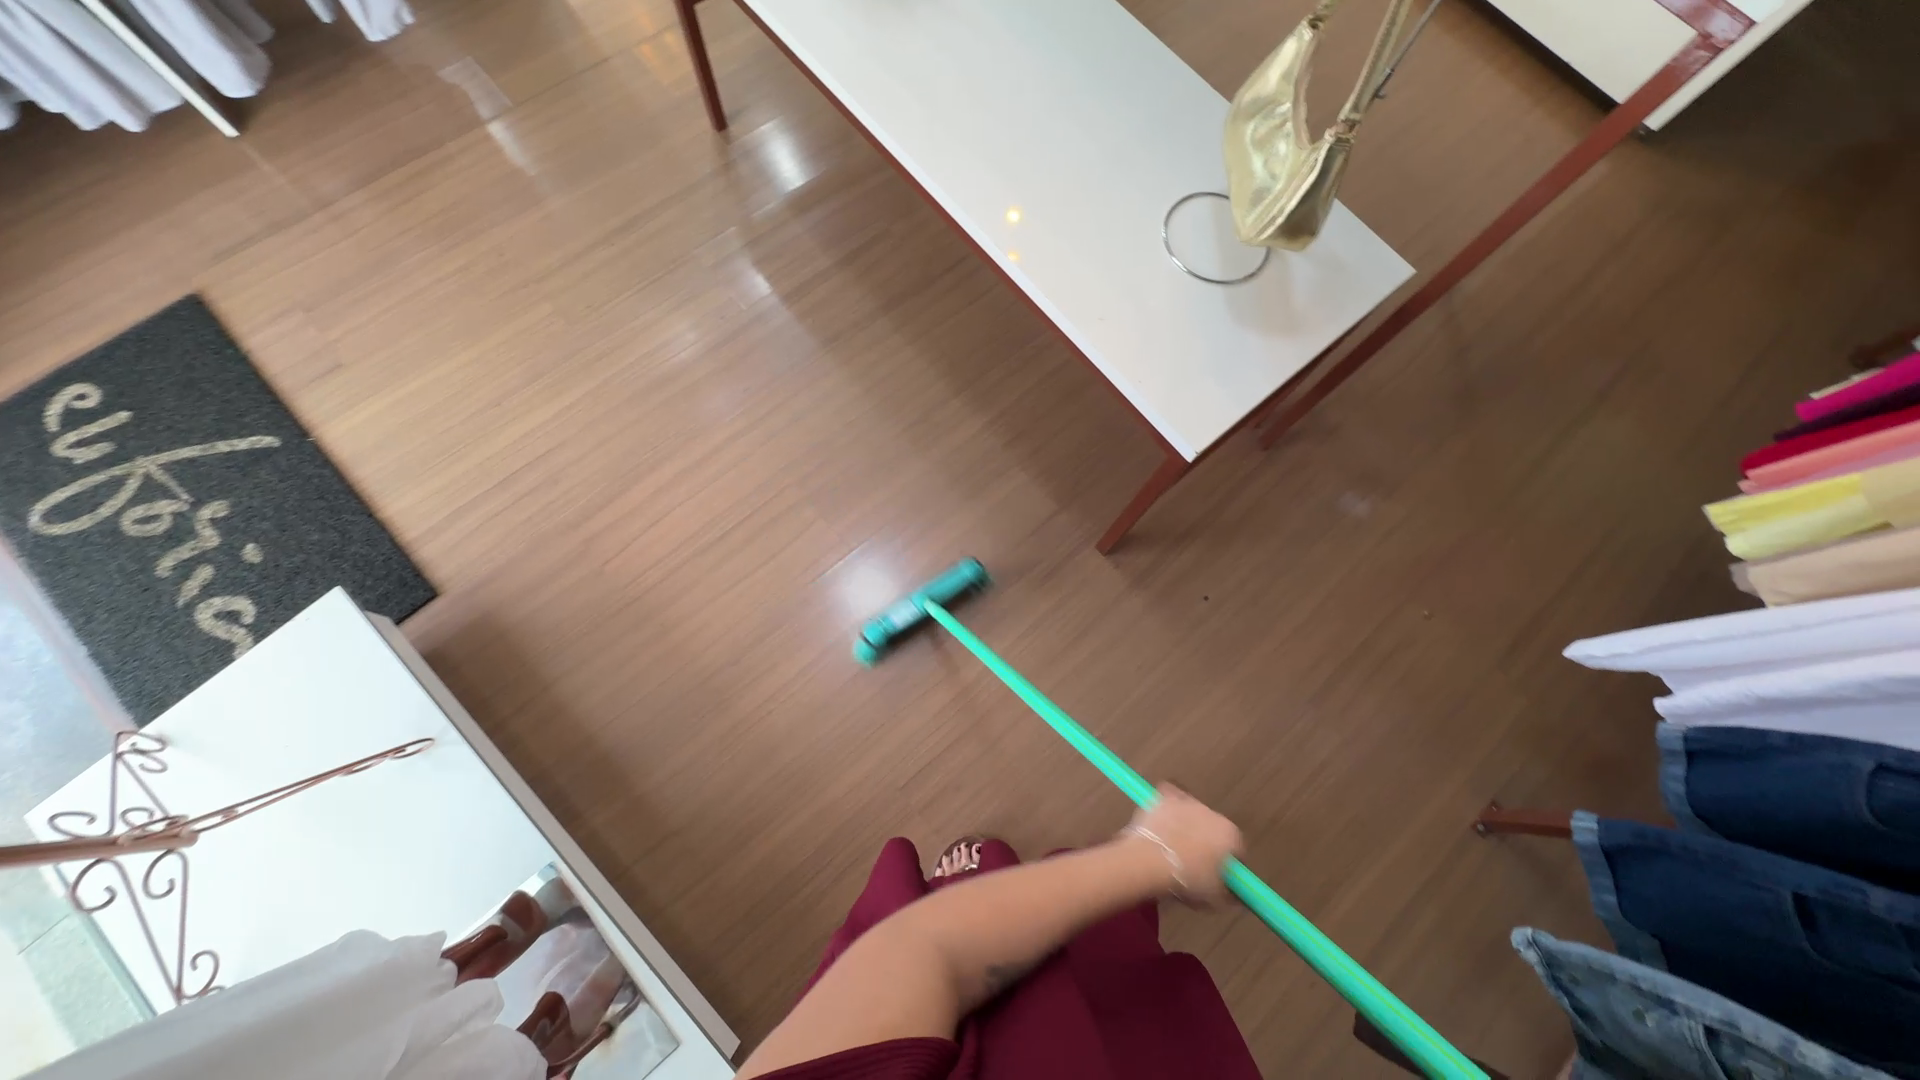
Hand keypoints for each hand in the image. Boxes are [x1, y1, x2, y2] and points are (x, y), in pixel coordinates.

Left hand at [1121, 783, 1242, 904]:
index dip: (1228, 863)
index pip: (1237, 849)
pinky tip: (1163, 819)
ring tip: (1174, 844)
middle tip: (1193, 862)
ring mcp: (1188, 801)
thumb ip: (1229, 894)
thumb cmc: (1185, 880)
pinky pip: (1170, 797)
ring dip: (1187, 825)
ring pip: (1192, 814)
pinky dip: (1168, 806)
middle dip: (1207, 843)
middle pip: (1214, 829)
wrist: (1149, 860)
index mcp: (1230, 835)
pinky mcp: (1165, 796)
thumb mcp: (1214, 898)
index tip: (1218, 875)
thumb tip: (1234, 895)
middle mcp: (1213, 813)